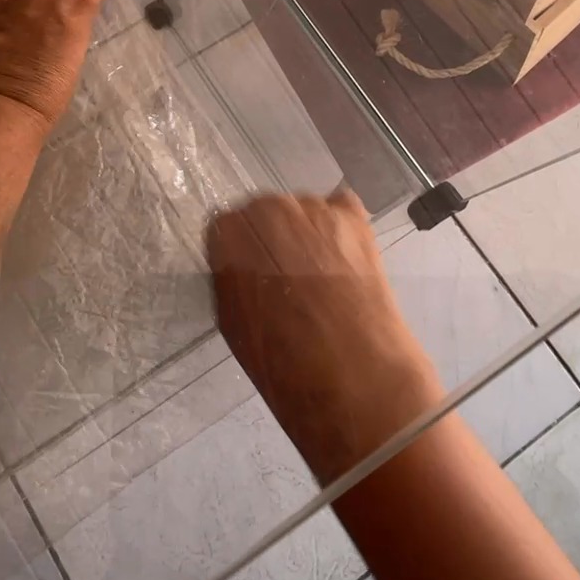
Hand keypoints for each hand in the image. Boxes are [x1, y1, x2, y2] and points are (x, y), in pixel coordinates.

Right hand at [208, 192, 442, 482]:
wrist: (348, 371)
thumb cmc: (280, 359)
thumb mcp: (232, 322)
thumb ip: (230, 279)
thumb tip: (241, 268)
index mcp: (227, 235)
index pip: (228, 226)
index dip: (243, 250)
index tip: (256, 272)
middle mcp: (266, 208)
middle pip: (266, 212)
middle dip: (276, 237)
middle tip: (291, 274)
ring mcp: (311, 207)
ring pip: (305, 210)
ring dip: (310, 232)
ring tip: (325, 273)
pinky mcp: (352, 214)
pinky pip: (341, 208)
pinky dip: (342, 226)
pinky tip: (347, 258)